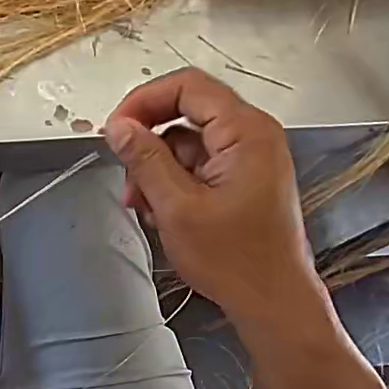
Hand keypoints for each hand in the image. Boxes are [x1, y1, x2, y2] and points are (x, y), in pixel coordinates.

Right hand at [103, 69, 327, 326]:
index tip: (116, 129)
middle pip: (186, 116)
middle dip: (149, 147)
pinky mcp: (244, 182)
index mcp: (246, 132)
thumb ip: (145, 160)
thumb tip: (119, 127)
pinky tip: (165, 215)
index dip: (143, 102)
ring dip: (159, 172)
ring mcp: (250, 160)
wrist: (272, 302)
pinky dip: (176, 186)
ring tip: (148, 208)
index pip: (187, 87)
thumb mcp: (177, 207)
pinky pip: (200, 168)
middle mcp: (253, 137)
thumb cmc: (236, 262)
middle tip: (129, 179)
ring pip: (189, 146)